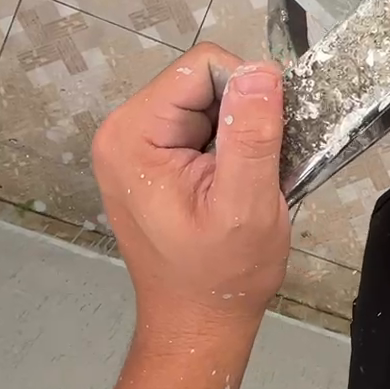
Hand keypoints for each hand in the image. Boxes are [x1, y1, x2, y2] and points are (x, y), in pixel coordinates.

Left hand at [90, 43, 290, 336]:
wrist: (200, 322)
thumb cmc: (222, 274)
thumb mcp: (246, 204)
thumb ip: (251, 134)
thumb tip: (262, 69)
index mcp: (134, 135)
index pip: (203, 66)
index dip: (247, 92)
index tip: (261, 141)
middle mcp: (127, 129)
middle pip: (207, 78)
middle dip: (245, 113)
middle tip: (256, 167)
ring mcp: (141, 141)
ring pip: (214, 97)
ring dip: (244, 129)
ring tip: (250, 175)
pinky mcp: (159, 153)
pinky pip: (210, 119)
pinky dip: (236, 141)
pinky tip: (240, 178)